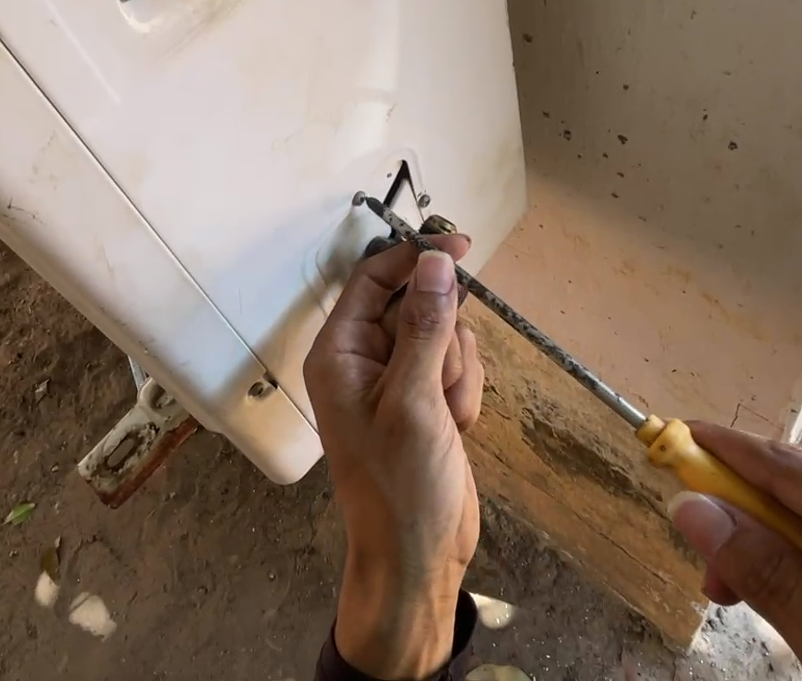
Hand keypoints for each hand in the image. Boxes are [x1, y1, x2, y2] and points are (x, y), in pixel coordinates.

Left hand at [305, 237, 481, 679]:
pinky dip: (462, 393)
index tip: (462, 245)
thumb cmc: (402, 483)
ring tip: (445, 417)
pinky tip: (454, 428)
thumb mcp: (413, 400)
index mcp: (339, 350)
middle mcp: (363, 357)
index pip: (373, 279)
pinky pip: (455, 365)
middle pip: (416, 305)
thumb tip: (434, 262)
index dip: (414, 257)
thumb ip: (424, 327)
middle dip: (441, 343)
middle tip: (440, 386)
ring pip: (444, 335)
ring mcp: (397, 377)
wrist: (420, 555)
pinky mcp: (425, 396)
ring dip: (455, 374)